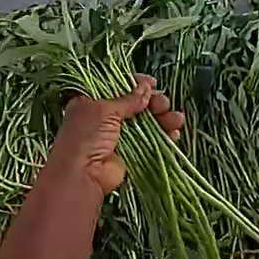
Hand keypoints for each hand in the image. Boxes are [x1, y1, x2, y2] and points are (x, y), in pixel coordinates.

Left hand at [46, 74, 184, 193]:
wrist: (82, 174)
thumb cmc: (87, 136)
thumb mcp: (104, 110)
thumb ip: (127, 99)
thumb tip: (146, 87)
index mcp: (92, 101)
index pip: (117, 87)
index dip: (135, 84)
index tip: (152, 83)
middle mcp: (104, 117)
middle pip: (135, 104)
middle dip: (152, 102)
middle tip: (163, 104)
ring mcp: (117, 135)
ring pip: (146, 122)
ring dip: (162, 118)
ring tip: (176, 119)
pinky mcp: (129, 152)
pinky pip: (150, 140)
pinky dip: (163, 135)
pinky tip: (174, 133)